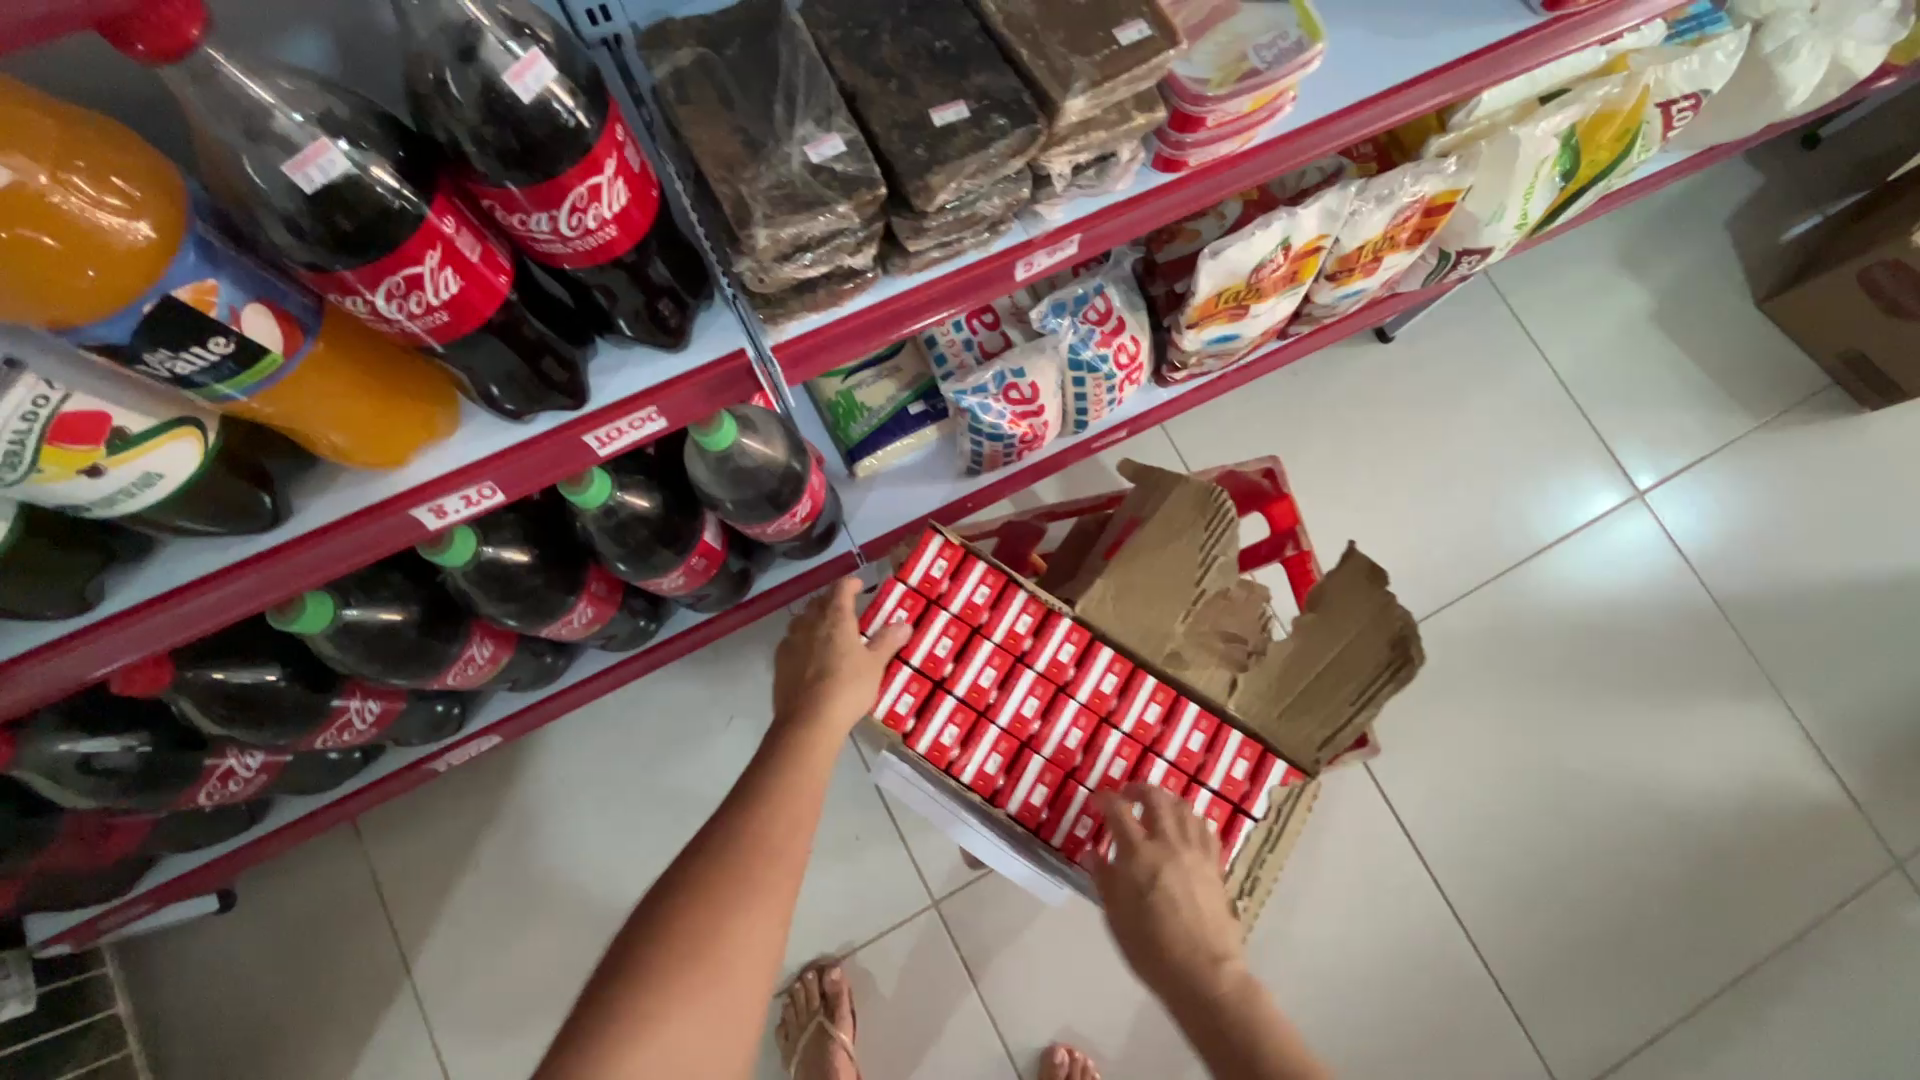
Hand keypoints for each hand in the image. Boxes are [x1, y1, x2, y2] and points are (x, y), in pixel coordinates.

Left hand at [771, 577, 909, 739]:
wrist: (808, 720)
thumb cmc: (848, 688)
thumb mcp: (875, 665)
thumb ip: (887, 641)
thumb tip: (905, 624)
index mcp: (836, 618)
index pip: (841, 588)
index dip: (850, 584)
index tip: (859, 585)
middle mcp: (810, 622)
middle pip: (819, 602)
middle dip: (831, 601)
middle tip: (846, 610)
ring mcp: (791, 641)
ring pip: (802, 620)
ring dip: (814, 619)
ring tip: (827, 630)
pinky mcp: (779, 661)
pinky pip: (791, 641)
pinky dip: (802, 640)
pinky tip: (809, 655)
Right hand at [1089, 784, 1246, 1006]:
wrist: (1203, 973)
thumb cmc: (1150, 949)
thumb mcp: (1115, 916)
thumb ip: (1103, 878)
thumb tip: (1092, 852)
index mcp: (1138, 854)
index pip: (1118, 810)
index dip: (1105, 798)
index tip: (1097, 799)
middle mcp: (1168, 844)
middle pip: (1156, 798)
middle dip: (1138, 789)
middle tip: (1127, 794)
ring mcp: (1195, 853)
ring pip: (1184, 808)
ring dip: (1167, 800)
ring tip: (1157, 806)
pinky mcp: (1215, 866)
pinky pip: (1205, 830)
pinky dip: (1192, 820)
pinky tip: (1186, 828)